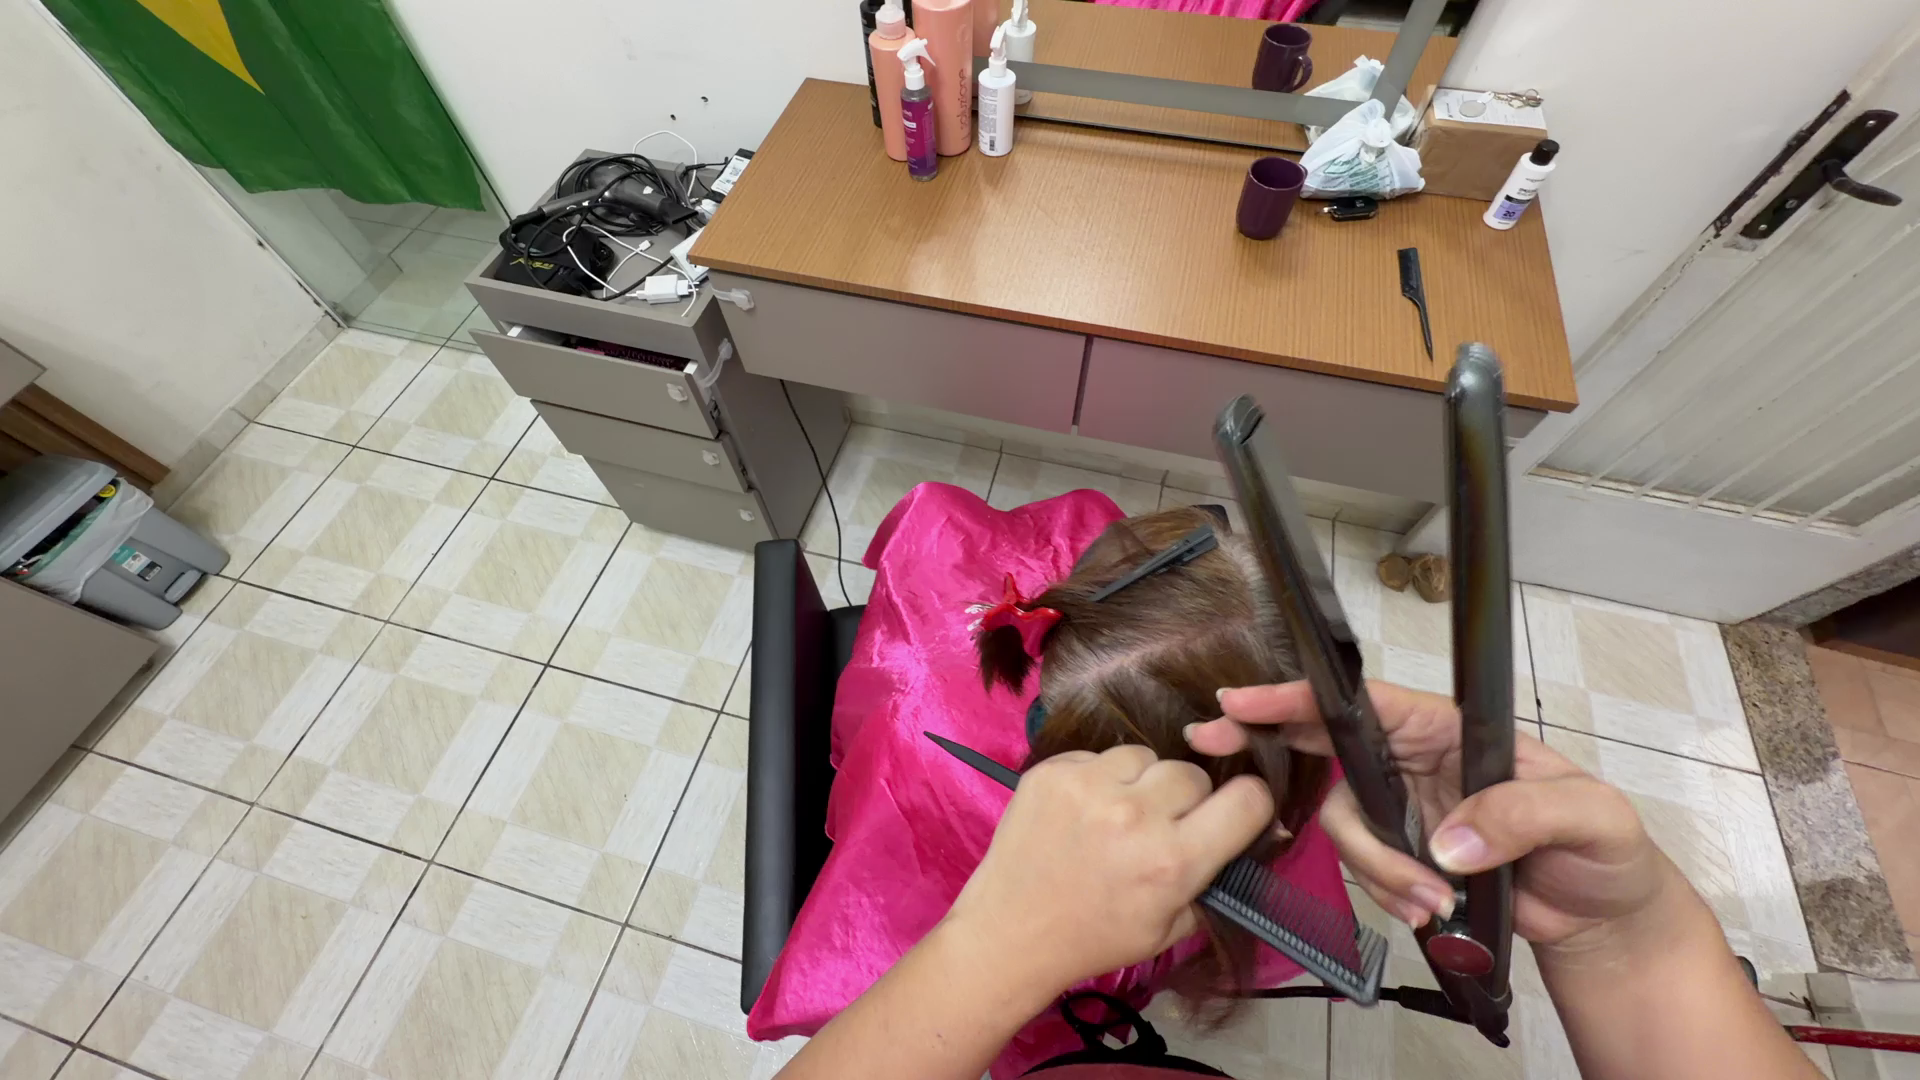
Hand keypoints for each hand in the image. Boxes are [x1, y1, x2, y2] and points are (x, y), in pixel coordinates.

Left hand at [942, 744, 1274, 991]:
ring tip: (1117, 811)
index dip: (1250, 802)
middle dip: (1185, 797)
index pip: (1246, 800)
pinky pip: (1098, 755)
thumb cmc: (1095, 936)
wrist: (1012, 929)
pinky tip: (1082, 808)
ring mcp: (1088, 785)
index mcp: (1172, 860)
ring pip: (1144, 756)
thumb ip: (1214, 880)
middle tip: (1162, 822)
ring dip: (1140, 780)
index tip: (1236, 809)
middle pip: (1191, 773)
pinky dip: (1098, 776)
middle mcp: (1134, 814)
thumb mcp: (1170, 927)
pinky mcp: (1053, 769)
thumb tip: (1253, 834)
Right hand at [1188, 681, 1682, 958]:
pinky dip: (1385, 892)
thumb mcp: (1589, 816)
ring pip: (1339, 821)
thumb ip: (1520, 813)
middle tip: (1209, 742)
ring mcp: (1395, 809)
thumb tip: (1443, 845)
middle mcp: (1405, 761)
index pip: (1359, 701)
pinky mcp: (1393, 855)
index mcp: (1441, 729)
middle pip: (1317, 742)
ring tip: (1430, 902)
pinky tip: (1428, 910)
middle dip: (1261, 741)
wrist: (1601, 924)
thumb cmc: (1603, 849)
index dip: (1295, 696)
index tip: (1240, 700)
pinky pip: (1359, 867)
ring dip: (1372, 865)